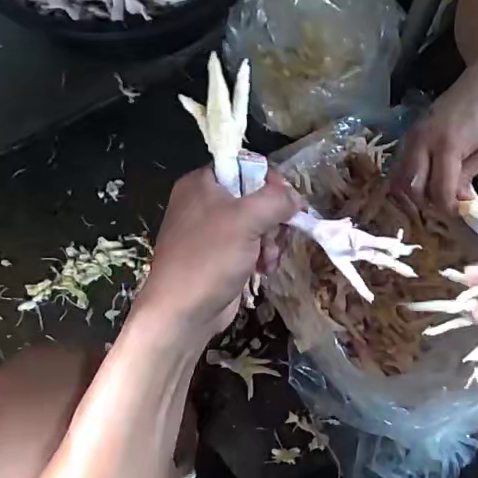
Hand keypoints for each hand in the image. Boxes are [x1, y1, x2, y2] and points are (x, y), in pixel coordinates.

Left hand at [141, 168, 301, 341]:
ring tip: (267, 259)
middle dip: (273, 220)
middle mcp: (206, 201)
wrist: (182, 312)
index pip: (246, 165)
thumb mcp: (246, 220)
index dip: (271, 182)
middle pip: (258, 196)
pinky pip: (253, 244)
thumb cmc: (209, 258)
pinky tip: (264, 269)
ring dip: (272, 241)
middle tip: (271, 238)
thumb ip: (276, 200)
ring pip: (260, 223)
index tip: (285, 203)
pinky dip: (263, 255)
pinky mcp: (221, 254)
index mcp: (202, 183)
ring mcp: (213, 230)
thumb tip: (295, 197)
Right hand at [398, 74, 477, 206]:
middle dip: (426, 204)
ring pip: (402, 177)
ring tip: (432, 198)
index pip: (439, 189)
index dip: (447, 208)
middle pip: (413, 186)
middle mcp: (423, 142)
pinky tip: (424, 184)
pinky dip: (410, 179)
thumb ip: (468, 178)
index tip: (456, 215)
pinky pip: (402, 165)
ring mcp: (412, 137)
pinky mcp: (409, 135)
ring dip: (415, 193)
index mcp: (447, 147)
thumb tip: (456, 200)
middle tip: (441, 209)